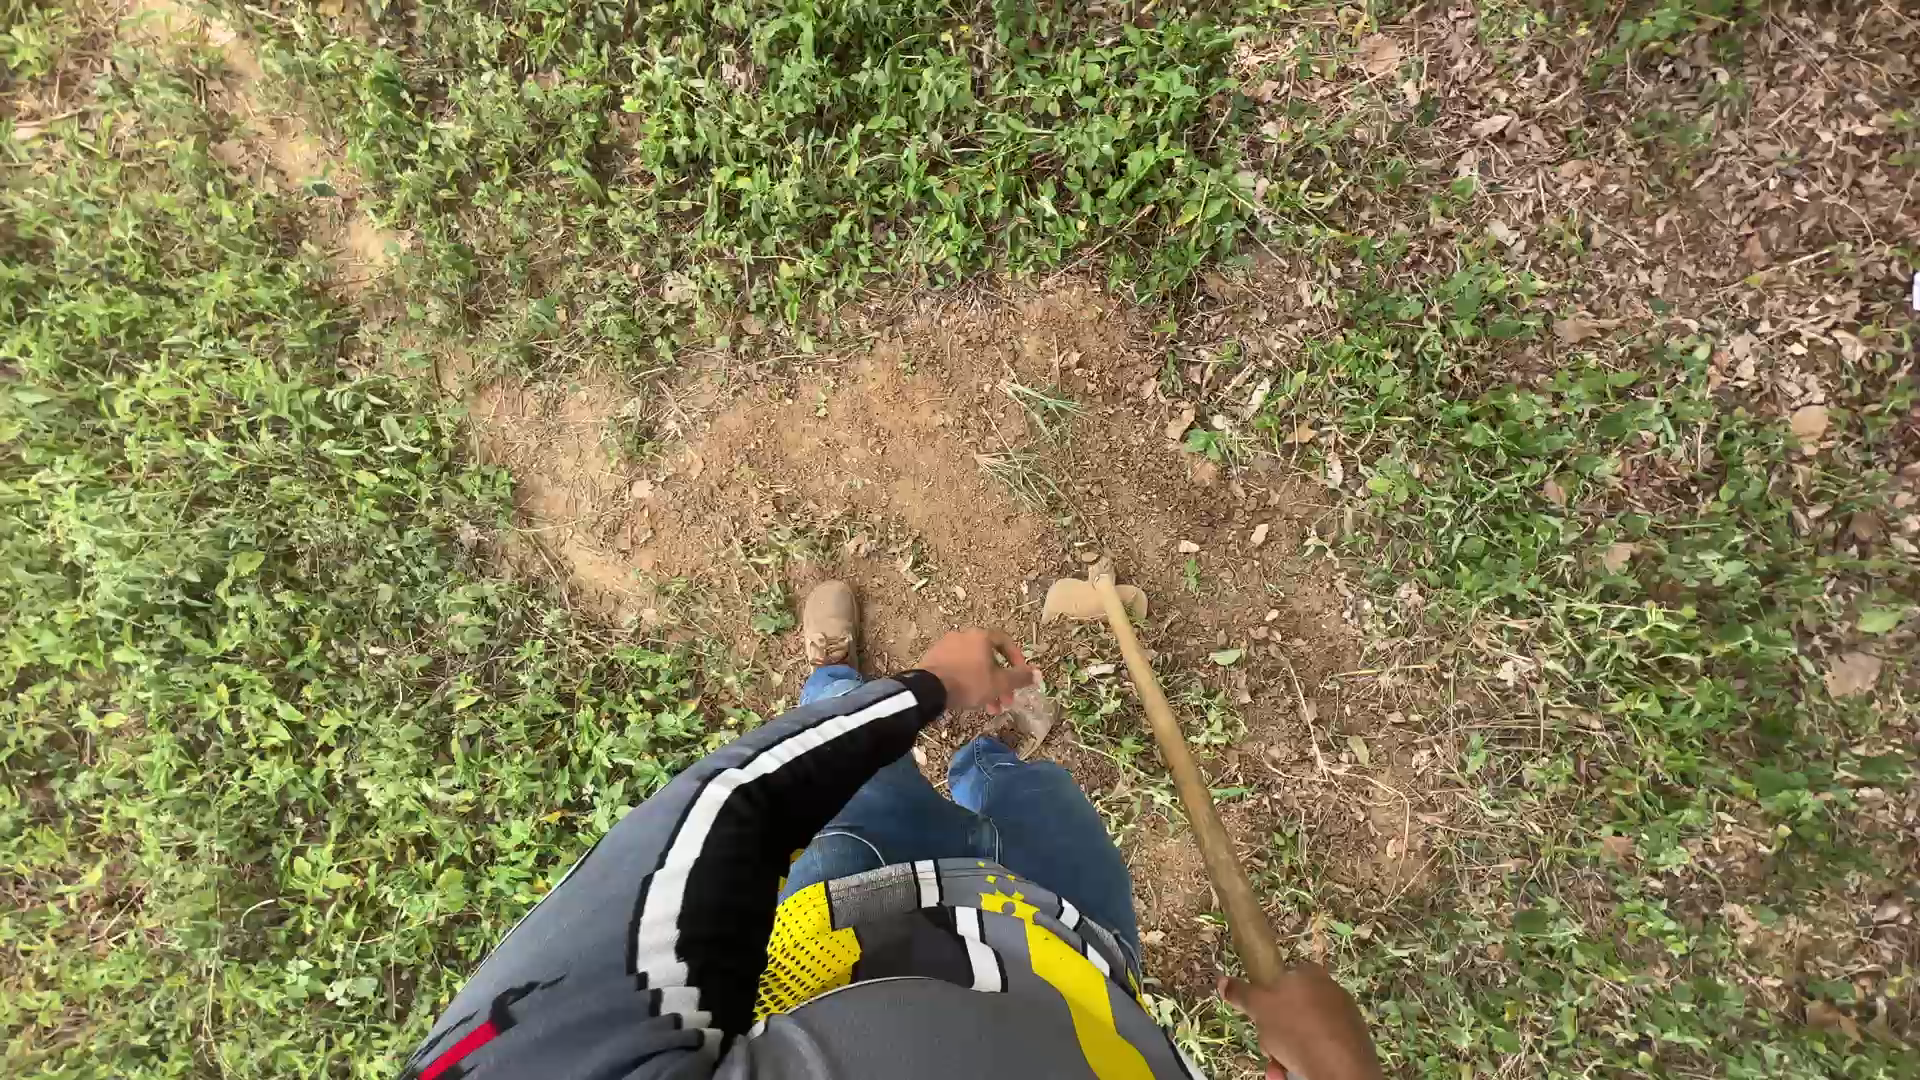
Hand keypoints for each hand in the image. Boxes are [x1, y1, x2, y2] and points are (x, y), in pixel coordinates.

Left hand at [915, 629, 1035, 712]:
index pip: (1005, 642)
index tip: (1020, 676)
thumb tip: (1038, 674)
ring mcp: (946, 646)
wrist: (929, 689)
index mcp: (981, 637)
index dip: (1016, 659)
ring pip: (973, 666)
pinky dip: (967, 682)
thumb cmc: (970, 682)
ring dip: (985, 686)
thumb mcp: (1000, 683)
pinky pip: (957, 669)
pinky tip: (968, 700)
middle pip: (988, 658)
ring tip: (988, 708)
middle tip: (1005, 701)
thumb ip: (1020, 678)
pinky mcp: (933, 659)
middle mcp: (963, 636)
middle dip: (1000, 682)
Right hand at [1219, 965, 1382, 1079]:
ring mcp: (1347, 1019)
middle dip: (1276, 1031)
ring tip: (1279, 1069)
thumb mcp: (1258, 1007)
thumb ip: (1240, 992)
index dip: (1269, 995)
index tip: (1261, 1015)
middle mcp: (1332, 991)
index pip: (1285, 976)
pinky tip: (1295, 1075)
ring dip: (1288, 1050)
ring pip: (1306, 1032)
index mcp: (1310, 973)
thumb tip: (1222, 981)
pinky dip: (1309, 1060)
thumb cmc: (1296, 1028)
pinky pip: (1324, 1049)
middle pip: (1293, 1008)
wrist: (1343, 1073)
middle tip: (1268, 1045)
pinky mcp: (1356, 1047)